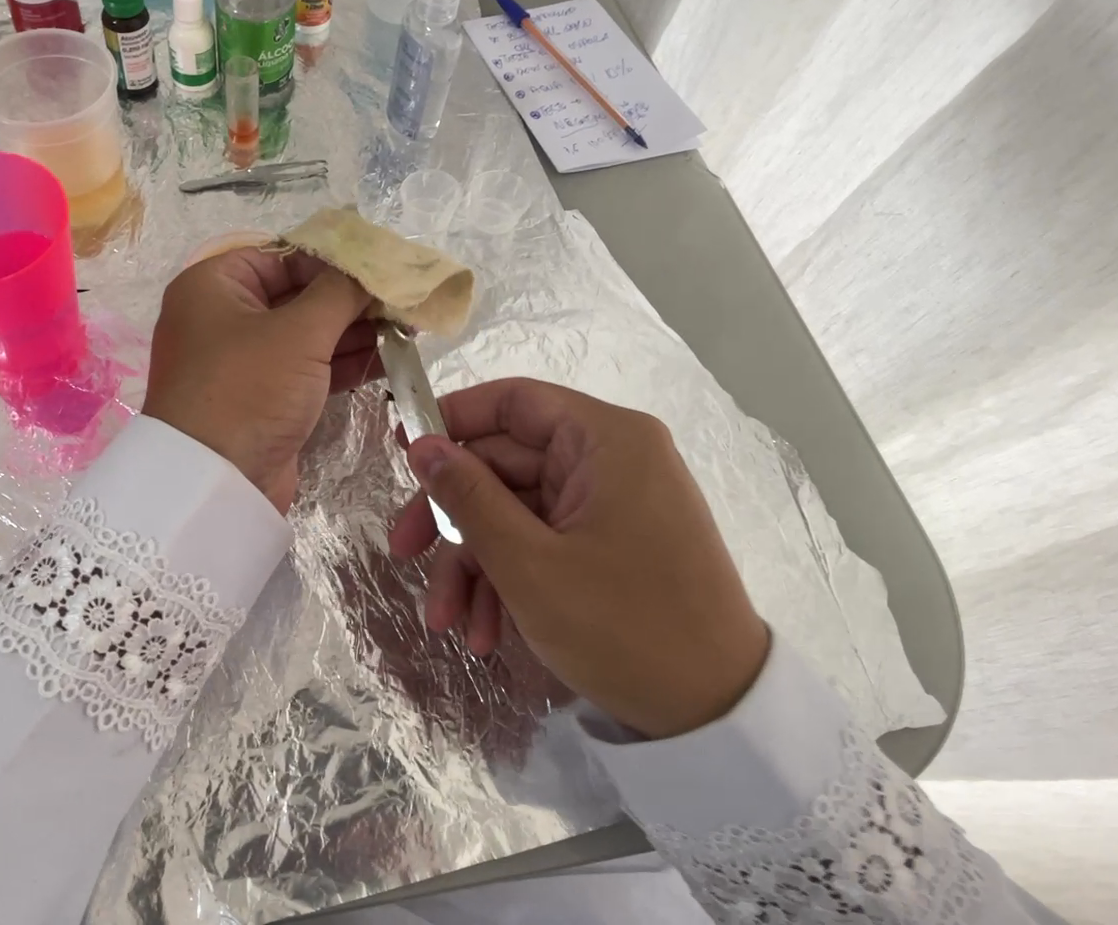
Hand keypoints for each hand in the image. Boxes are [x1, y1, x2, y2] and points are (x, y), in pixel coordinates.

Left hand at [145, 248, 377, 513]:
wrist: (216, 482)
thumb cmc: (249, 390)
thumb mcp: (298, 332)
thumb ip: (340, 291)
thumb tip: (372, 263)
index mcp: (212, 285)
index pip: (282, 255)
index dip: (334, 258)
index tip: (382, 265)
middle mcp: (221, 317)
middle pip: (295, 294)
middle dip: (349, 298)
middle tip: (402, 299)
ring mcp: (240, 361)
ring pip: (305, 333)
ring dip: (353, 330)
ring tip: (405, 326)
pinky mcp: (260, 398)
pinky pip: (305, 367)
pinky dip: (341, 362)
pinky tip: (385, 356)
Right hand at [388, 378, 769, 738]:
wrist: (716, 715)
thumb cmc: (623, 628)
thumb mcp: (528, 563)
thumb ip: (468, 496)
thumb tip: (421, 445)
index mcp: (605, 440)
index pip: (512, 401)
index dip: (450, 420)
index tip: (401, 453)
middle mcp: (610, 460)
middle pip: (504, 465)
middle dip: (451, 519)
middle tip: (401, 553)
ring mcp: (611, 505)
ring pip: (516, 512)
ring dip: (474, 564)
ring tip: (446, 622)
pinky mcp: (611, 545)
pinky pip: (544, 543)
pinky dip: (508, 581)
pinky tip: (485, 633)